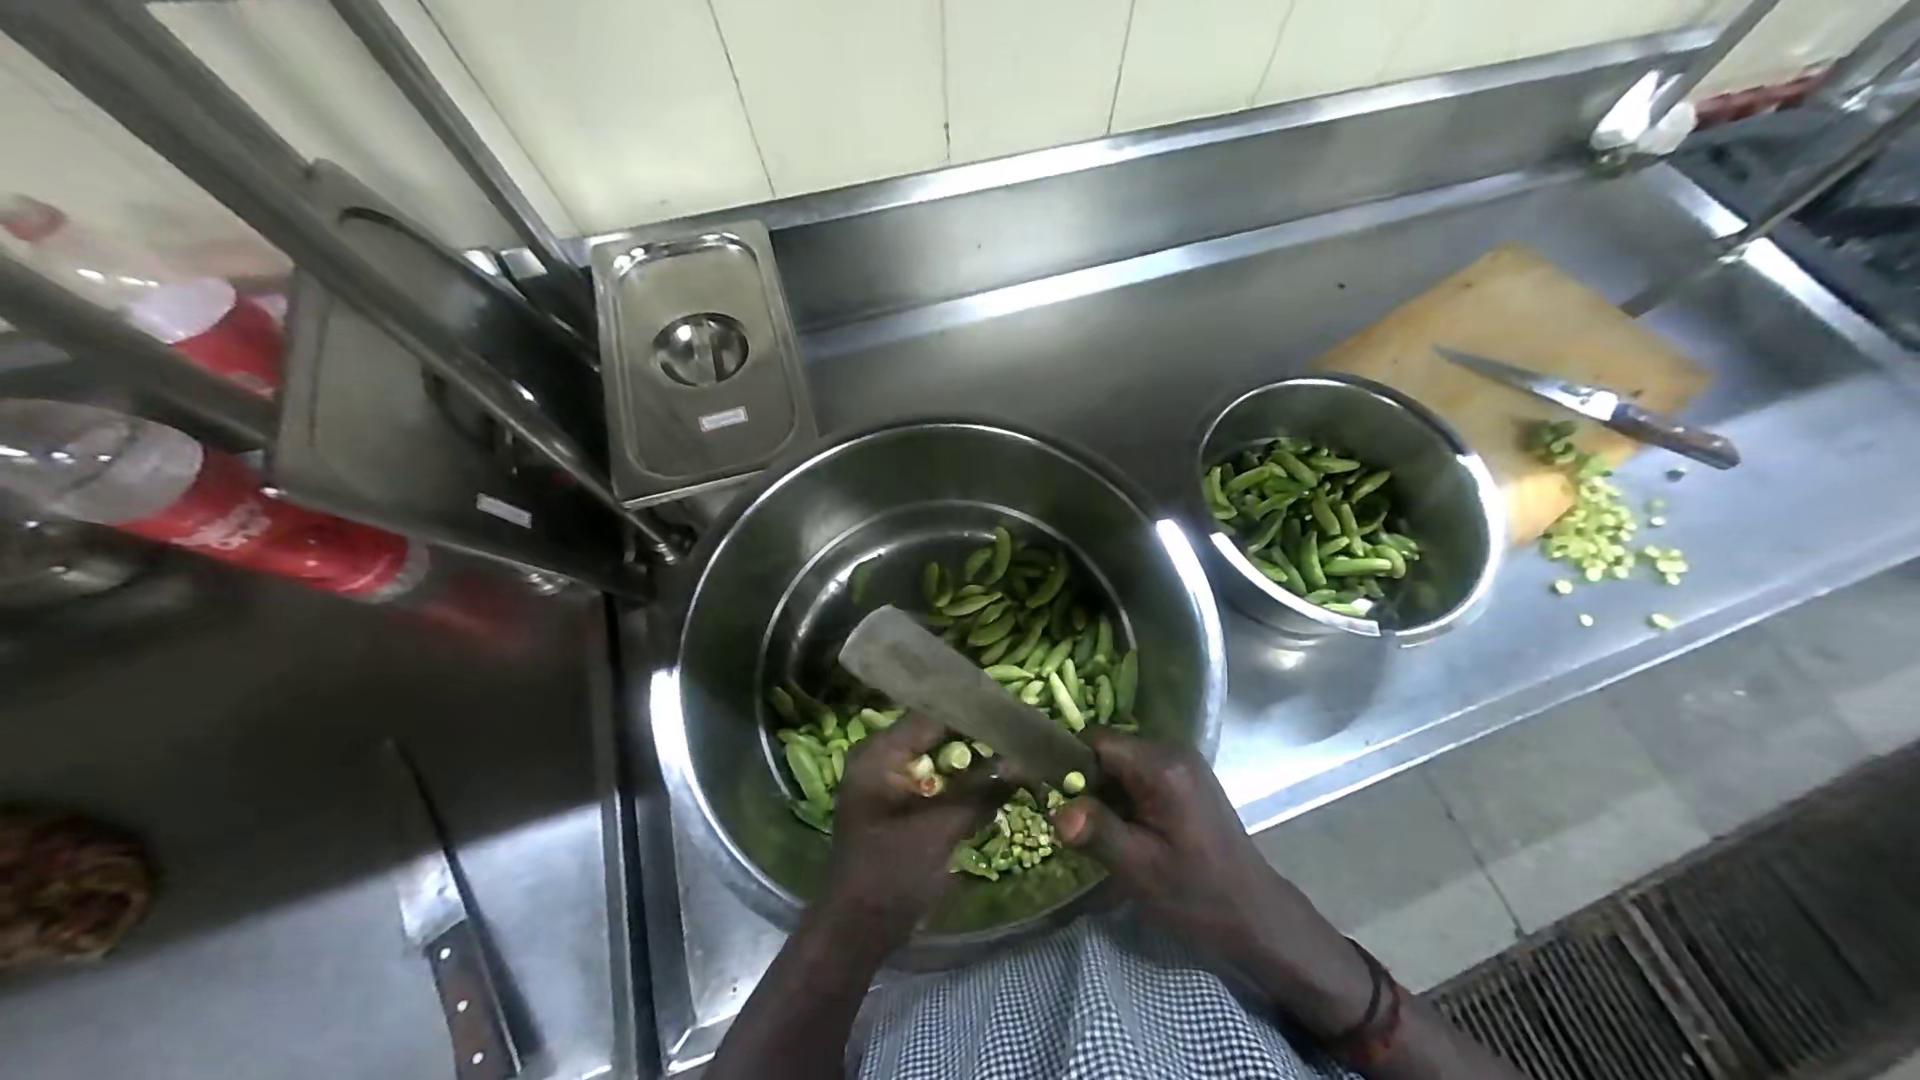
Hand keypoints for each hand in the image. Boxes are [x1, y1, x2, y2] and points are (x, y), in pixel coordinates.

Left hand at [819, 713, 1003, 937]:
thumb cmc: (891, 873)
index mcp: (880, 753)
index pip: (932, 713)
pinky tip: (999, 782)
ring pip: (942, 758)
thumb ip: (980, 791)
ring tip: (1018, 751)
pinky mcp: (904, 804)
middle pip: (938, 733)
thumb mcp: (939, 828)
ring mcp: (892, 781)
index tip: (1013, 711)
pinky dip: (965, 783)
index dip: (974, 711)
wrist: (859, 930)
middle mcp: (883, 757)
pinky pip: (939, 781)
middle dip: (979, 736)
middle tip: (1022, 732)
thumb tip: (1025, 763)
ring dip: (976, 760)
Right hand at [1050, 730, 1371, 1033]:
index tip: (1053, 795)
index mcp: (1162, 766)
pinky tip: (1125, 826)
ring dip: (1104, 789)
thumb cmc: (1197, 895)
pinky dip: (1123, 793)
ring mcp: (1182, 762)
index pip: (1096, 741)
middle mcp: (1173, 751)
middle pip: (1108, 748)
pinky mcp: (1186, 777)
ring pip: (1121, 760)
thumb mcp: (1140, 868)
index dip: (1070, 763)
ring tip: (1100, 828)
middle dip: (1086, 779)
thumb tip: (1056, 810)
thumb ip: (1096, 832)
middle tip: (1076, 821)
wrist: (1256, 916)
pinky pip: (1139, 771)